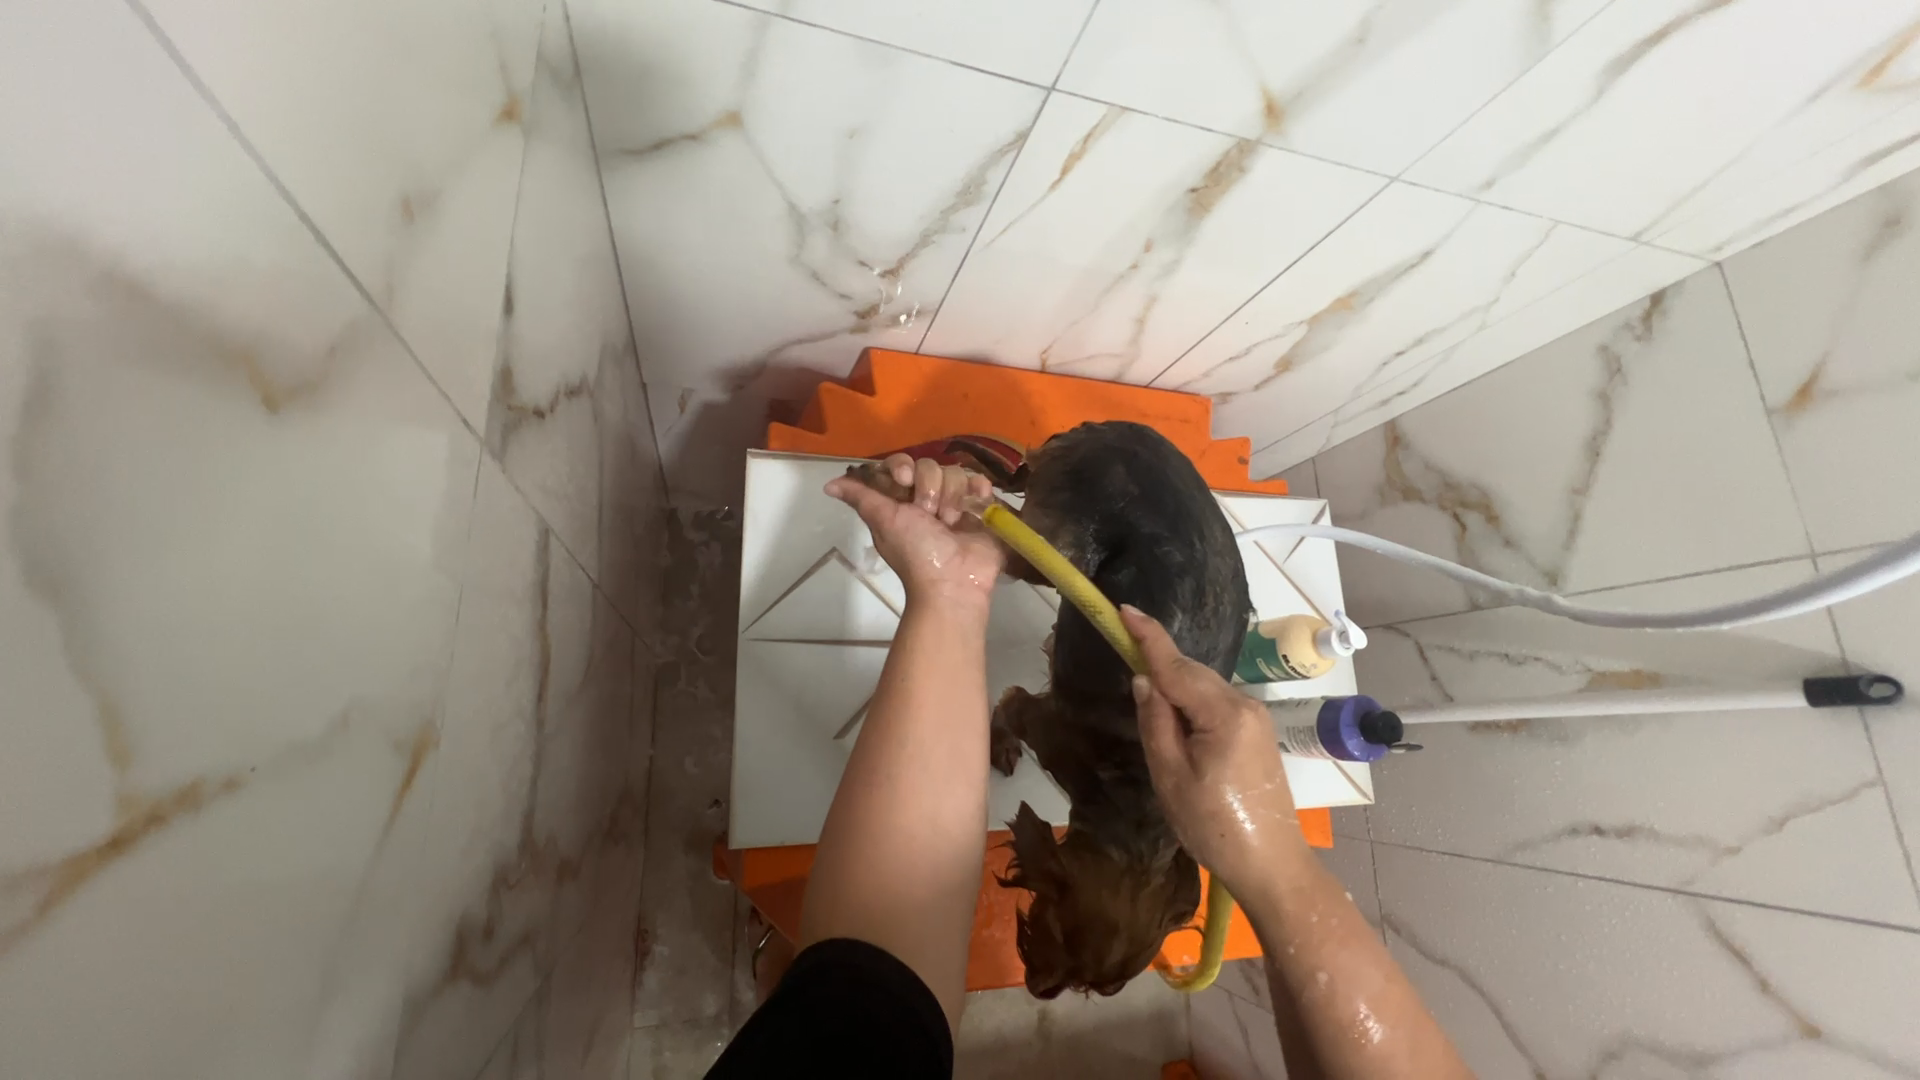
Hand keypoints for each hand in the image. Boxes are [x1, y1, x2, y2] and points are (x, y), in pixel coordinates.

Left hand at [825, 454, 1004, 606]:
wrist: (952, 581)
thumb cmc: (915, 554)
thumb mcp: (883, 522)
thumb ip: (860, 498)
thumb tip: (828, 486)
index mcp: (902, 500)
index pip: (900, 464)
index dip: (902, 466)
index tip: (904, 481)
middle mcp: (927, 497)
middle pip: (929, 465)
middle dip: (930, 487)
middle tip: (930, 515)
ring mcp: (955, 501)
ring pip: (955, 472)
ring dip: (953, 496)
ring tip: (952, 522)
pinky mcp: (980, 508)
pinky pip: (979, 482)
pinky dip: (978, 488)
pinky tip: (977, 503)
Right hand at [1122, 605, 1307, 895]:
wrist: (1272, 865)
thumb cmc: (1214, 826)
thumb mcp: (1170, 776)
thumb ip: (1155, 722)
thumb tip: (1144, 681)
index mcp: (1222, 714)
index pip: (1176, 665)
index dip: (1149, 636)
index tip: (1125, 609)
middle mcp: (1243, 705)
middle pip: (1192, 672)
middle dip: (1158, 661)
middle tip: (1124, 653)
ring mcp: (1254, 718)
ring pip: (1203, 686)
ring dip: (1174, 684)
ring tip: (1146, 700)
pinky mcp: (1256, 732)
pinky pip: (1214, 702)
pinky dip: (1190, 700)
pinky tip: (1176, 718)